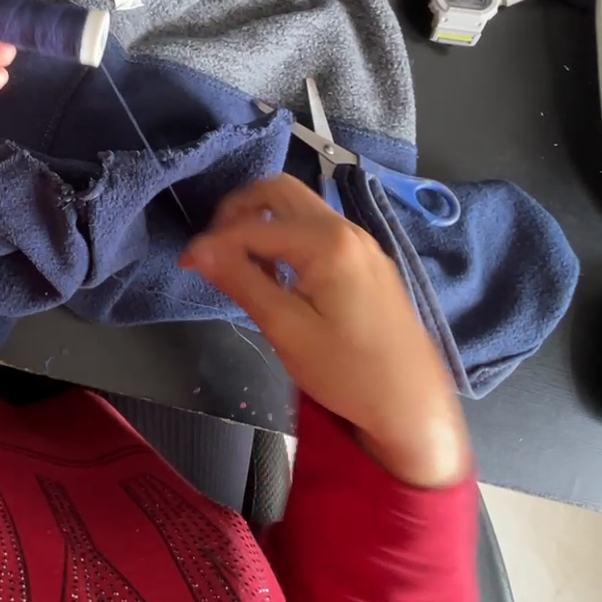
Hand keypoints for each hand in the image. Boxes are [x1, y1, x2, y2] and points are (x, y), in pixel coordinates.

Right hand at [180, 174, 470, 487]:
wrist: (415, 411)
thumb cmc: (349, 373)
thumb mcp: (286, 329)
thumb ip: (241, 280)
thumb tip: (199, 250)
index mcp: (328, 243)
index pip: (253, 226)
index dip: (213, 242)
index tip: (186, 264)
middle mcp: (346, 230)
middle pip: (279, 191)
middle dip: (238, 211)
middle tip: (214, 246)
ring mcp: (360, 243)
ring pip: (298, 207)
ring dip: (261, 222)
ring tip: (239, 262)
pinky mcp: (365, 261)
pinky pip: (315, 228)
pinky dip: (284, 237)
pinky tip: (274, 273)